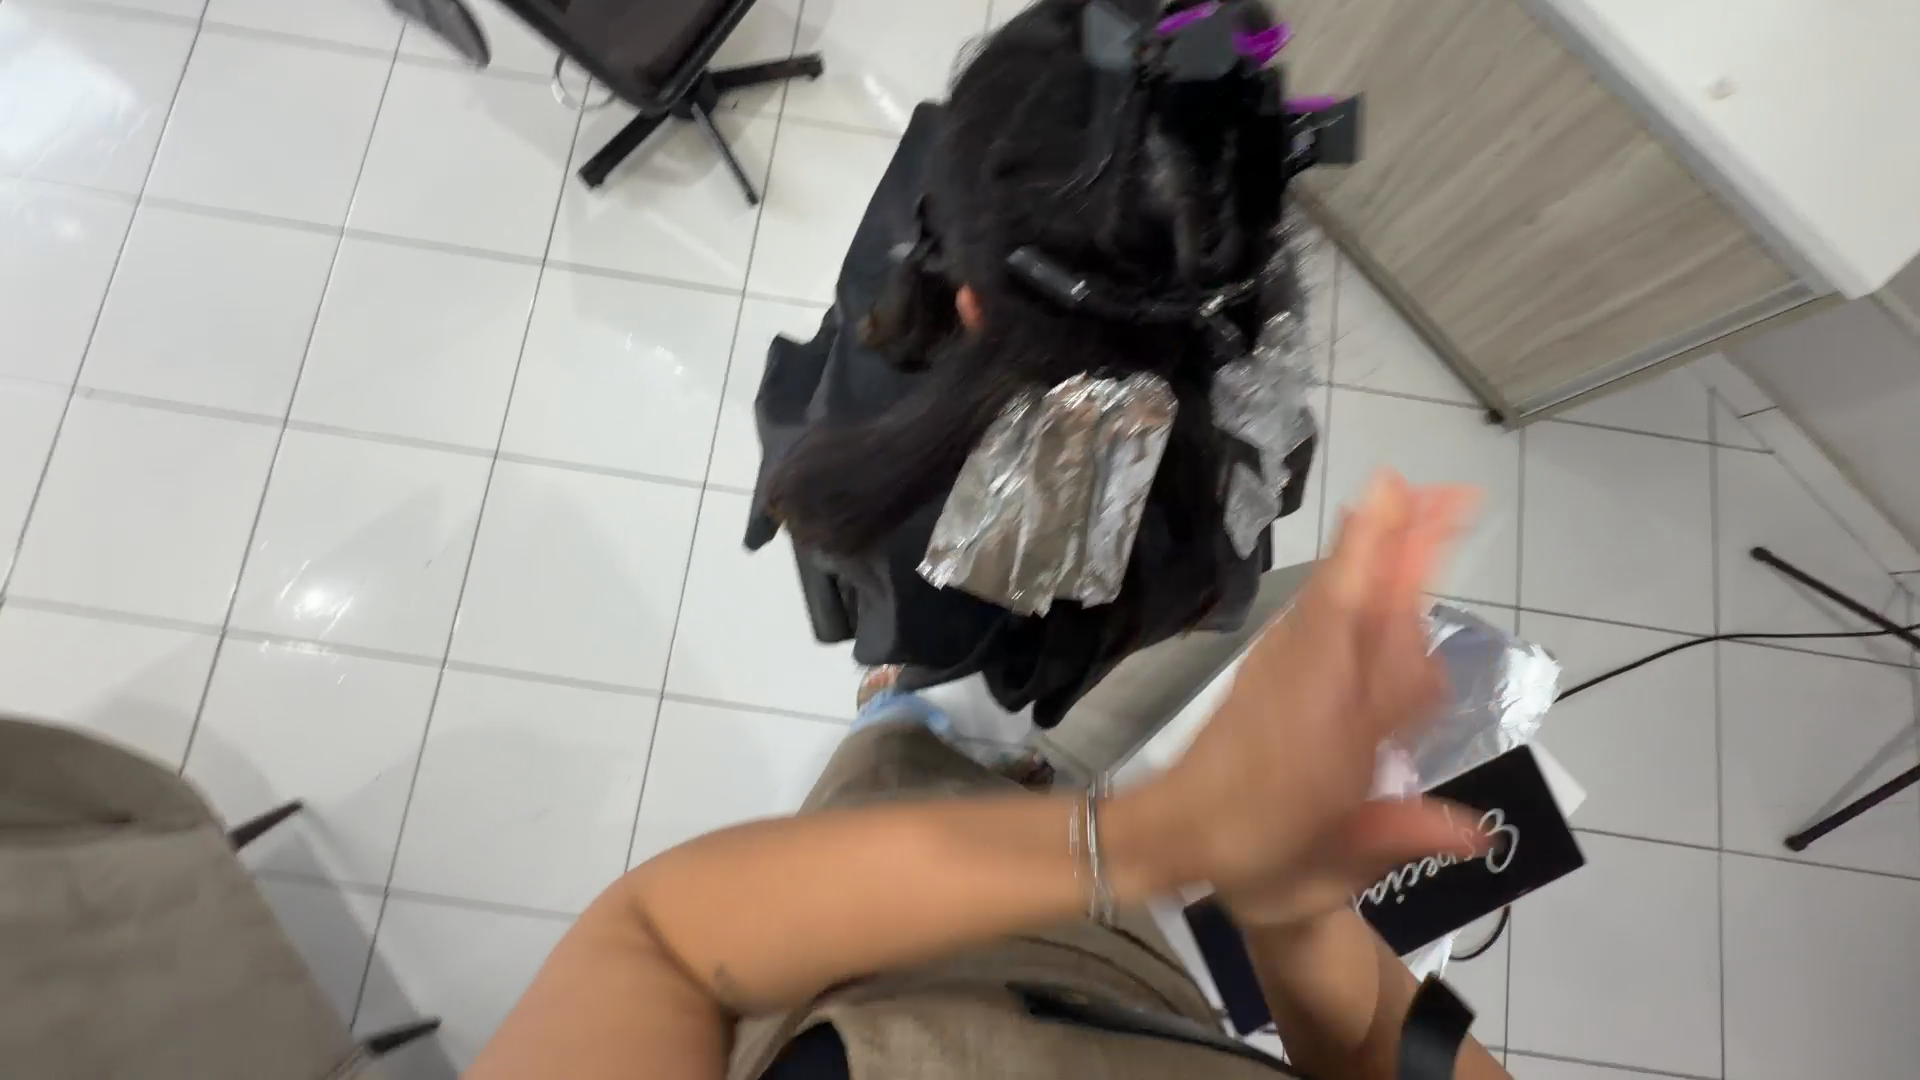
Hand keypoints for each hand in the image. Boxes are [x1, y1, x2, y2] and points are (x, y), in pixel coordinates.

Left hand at [1130, 471, 1480, 921]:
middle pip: (1357, 602)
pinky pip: (1310, 618)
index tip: (1419, 520)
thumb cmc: (1256, 852)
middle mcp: (1310, 687)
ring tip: (1397, 500)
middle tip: (1430, 488)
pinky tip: (1353, 563)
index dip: (1396, 578)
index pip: (1378, 643)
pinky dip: (1336, 583)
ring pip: (1330, 600)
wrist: (1179, 830)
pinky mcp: (1265, 672)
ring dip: (1364, 549)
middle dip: (1391, 541)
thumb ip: (1400, 834)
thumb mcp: (1330, 862)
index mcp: (1334, 729)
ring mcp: (1283, 672)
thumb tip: (1476, 827)